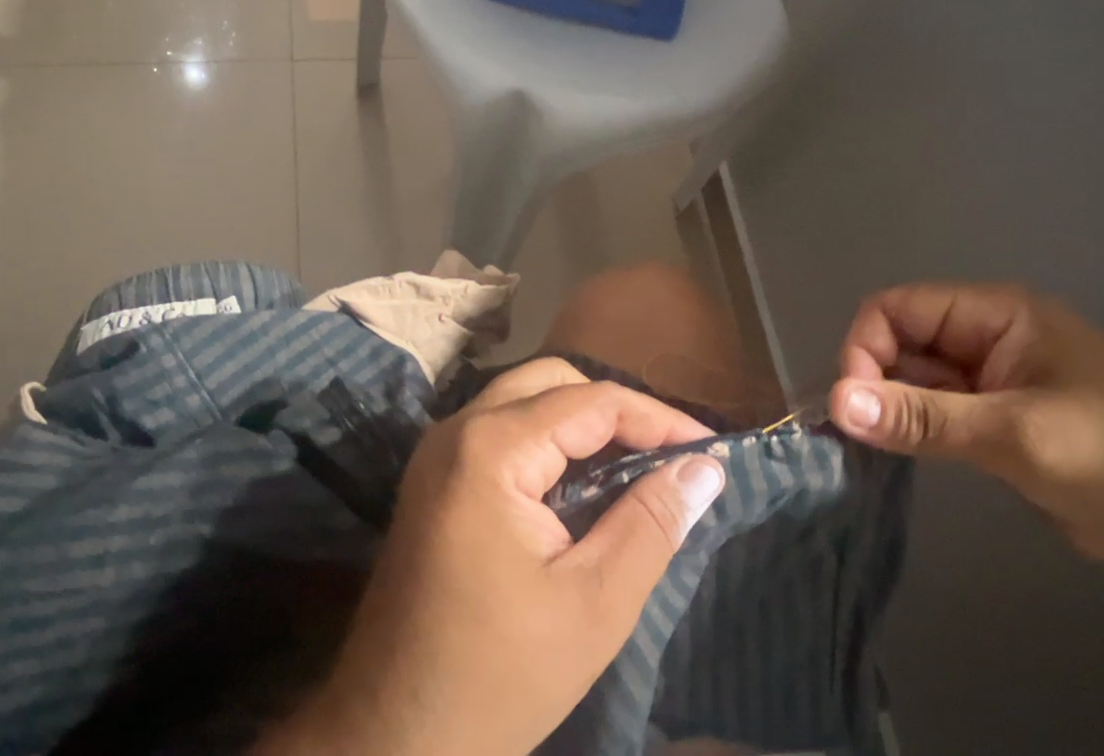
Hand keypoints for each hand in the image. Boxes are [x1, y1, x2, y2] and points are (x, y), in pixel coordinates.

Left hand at [258, 358, 726, 755]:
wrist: (393, 736)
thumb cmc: (499, 674)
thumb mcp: (595, 603)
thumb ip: (653, 522)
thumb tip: (705, 466)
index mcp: (490, 449)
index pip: (592, 401)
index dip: (658, 419)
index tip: (710, 452)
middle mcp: (455, 432)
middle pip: (551, 383)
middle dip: (616, 411)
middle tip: (669, 459)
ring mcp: (437, 456)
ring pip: (524, 403)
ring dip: (582, 426)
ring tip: (636, 472)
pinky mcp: (433, 483)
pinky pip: (501, 435)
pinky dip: (549, 446)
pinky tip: (584, 490)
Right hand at [827, 284, 1103, 562]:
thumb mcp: (1015, 437)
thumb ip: (922, 418)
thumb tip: (835, 403)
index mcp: (1002, 315)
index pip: (900, 307)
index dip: (864, 346)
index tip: (853, 404)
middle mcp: (991, 335)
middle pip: (902, 336)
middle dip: (871, 375)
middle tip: (856, 430)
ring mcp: (993, 376)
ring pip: (913, 372)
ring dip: (887, 401)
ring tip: (867, 443)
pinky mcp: (994, 414)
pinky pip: (933, 404)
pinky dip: (907, 422)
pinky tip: (894, 448)